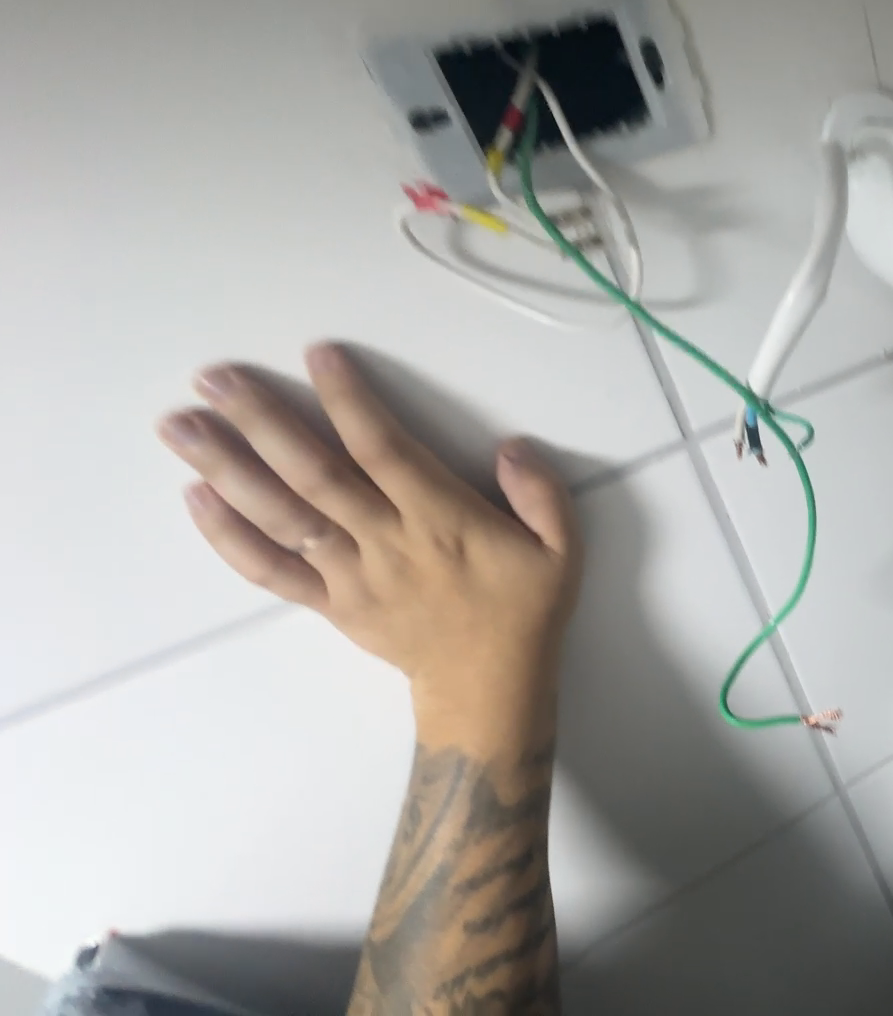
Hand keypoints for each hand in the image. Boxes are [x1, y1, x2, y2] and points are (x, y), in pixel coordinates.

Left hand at [156, 344, 582, 728]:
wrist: (488, 682)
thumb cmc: (527, 607)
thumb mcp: (563, 548)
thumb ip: (542, 494)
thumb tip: (511, 446)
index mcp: (442, 521)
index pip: (385, 449)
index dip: (349, 401)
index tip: (319, 357)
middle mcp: (386, 541)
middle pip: (315, 473)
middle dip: (263, 421)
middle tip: (215, 377)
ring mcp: (350, 575)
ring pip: (281, 516)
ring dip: (228, 468)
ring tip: (182, 425)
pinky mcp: (330, 604)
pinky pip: (270, 570)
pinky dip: (228, 535)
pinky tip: (197, 498)